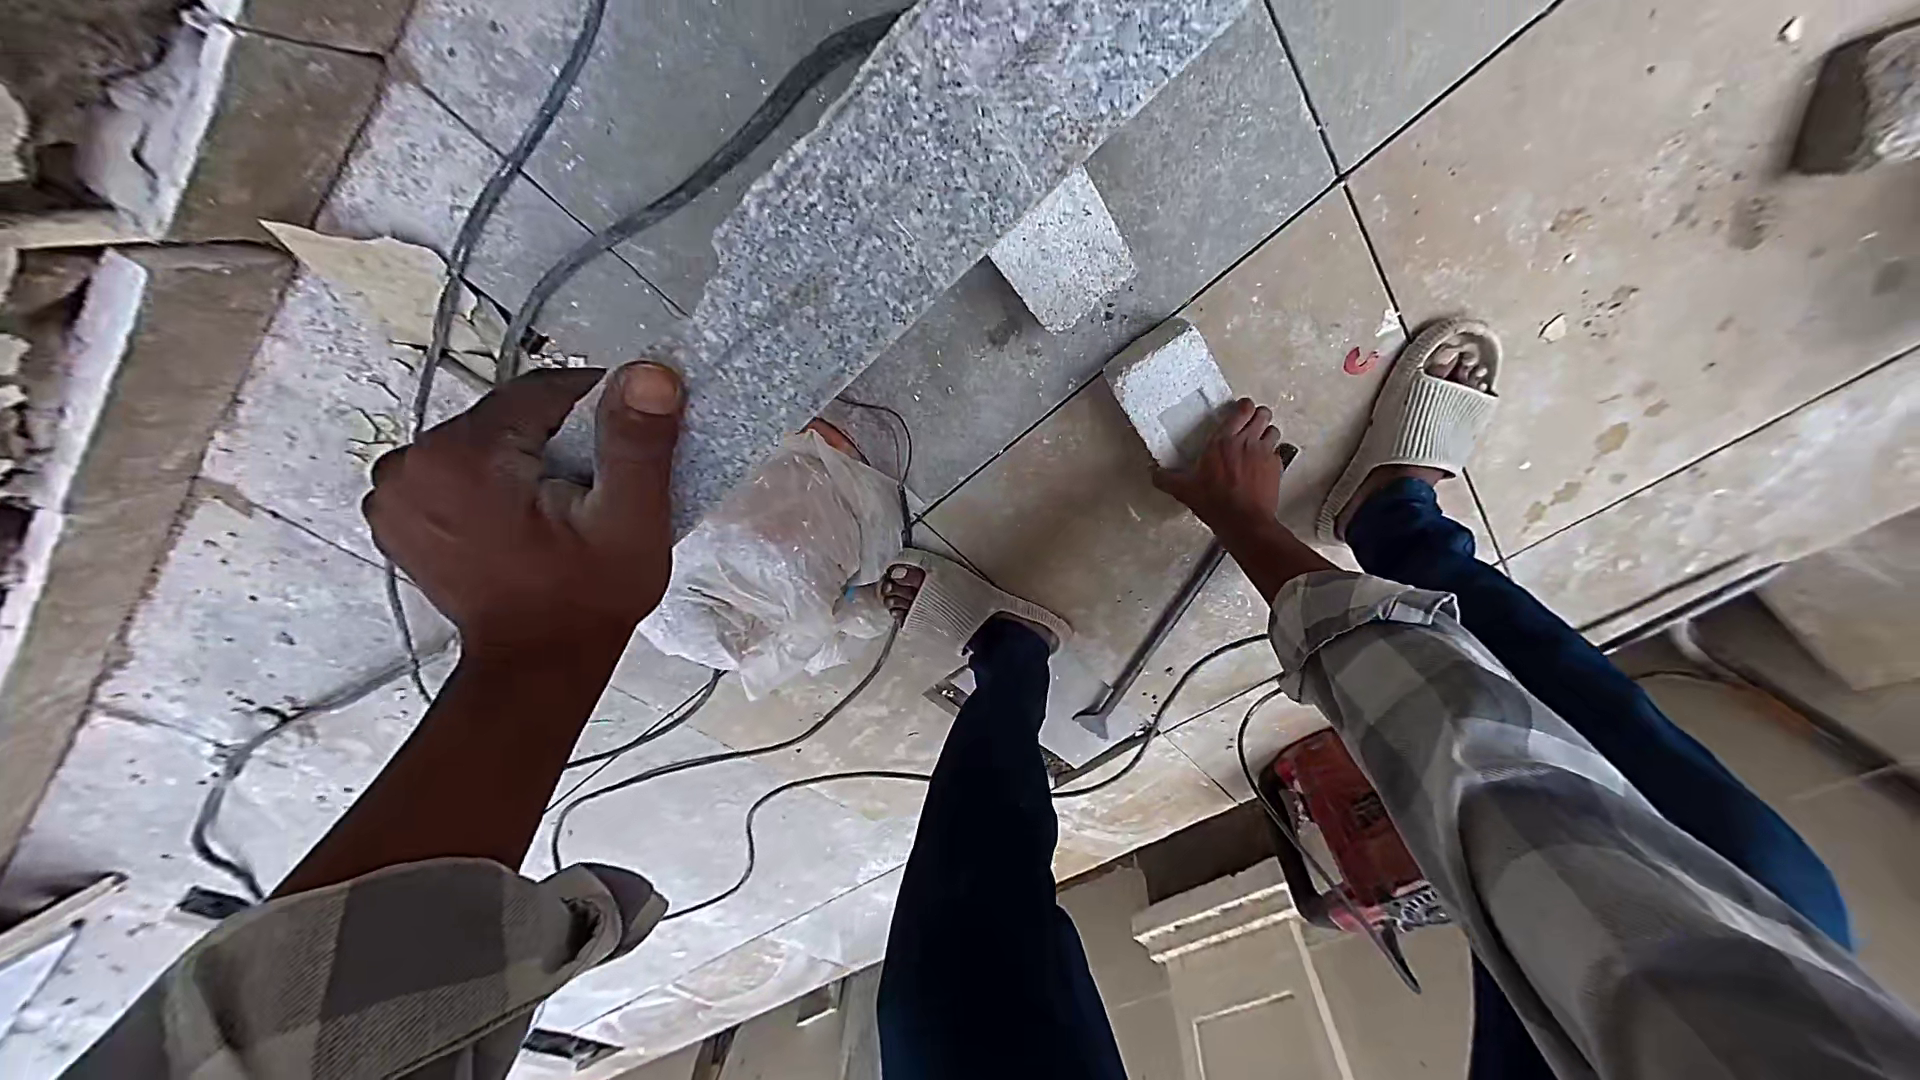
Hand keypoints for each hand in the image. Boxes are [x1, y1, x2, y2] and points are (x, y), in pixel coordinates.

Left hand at [364, 361, 683, 653]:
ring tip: (568, 502)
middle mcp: (409, 463)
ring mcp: (392, 492)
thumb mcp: (632, 520)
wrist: (541, 662)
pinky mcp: (397, 514)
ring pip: (487, 441)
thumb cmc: (591, 595)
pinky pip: (461, 470)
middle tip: (605, 483)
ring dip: (532, 458)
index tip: (634, 434)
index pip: (542, 391)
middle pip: (511, 418)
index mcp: (463, 456)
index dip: (598, 404)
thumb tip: (650, 373)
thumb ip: (637, 443)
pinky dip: (499, 480)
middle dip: (563, 438)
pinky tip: (528, 516)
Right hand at [1152, 398, 1294, 530]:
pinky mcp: (1276, 467)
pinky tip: (1262, 464)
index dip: (1243, 406)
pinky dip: (1271, 454)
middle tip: (1249, 423)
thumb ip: (1166, 479)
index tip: (1238, 410)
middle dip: (1257, 415)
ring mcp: (1265, 453)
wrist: (1244, 521)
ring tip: (1257, 441)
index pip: (1241, 410)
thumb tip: (1153, 473)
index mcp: (1223, 441)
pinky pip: (1278, 451)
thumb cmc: (1214, 502)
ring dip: (1266, 432)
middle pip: (1263, 414)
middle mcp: (1247, 442)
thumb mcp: (1184, 490)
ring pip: (1273, 430)